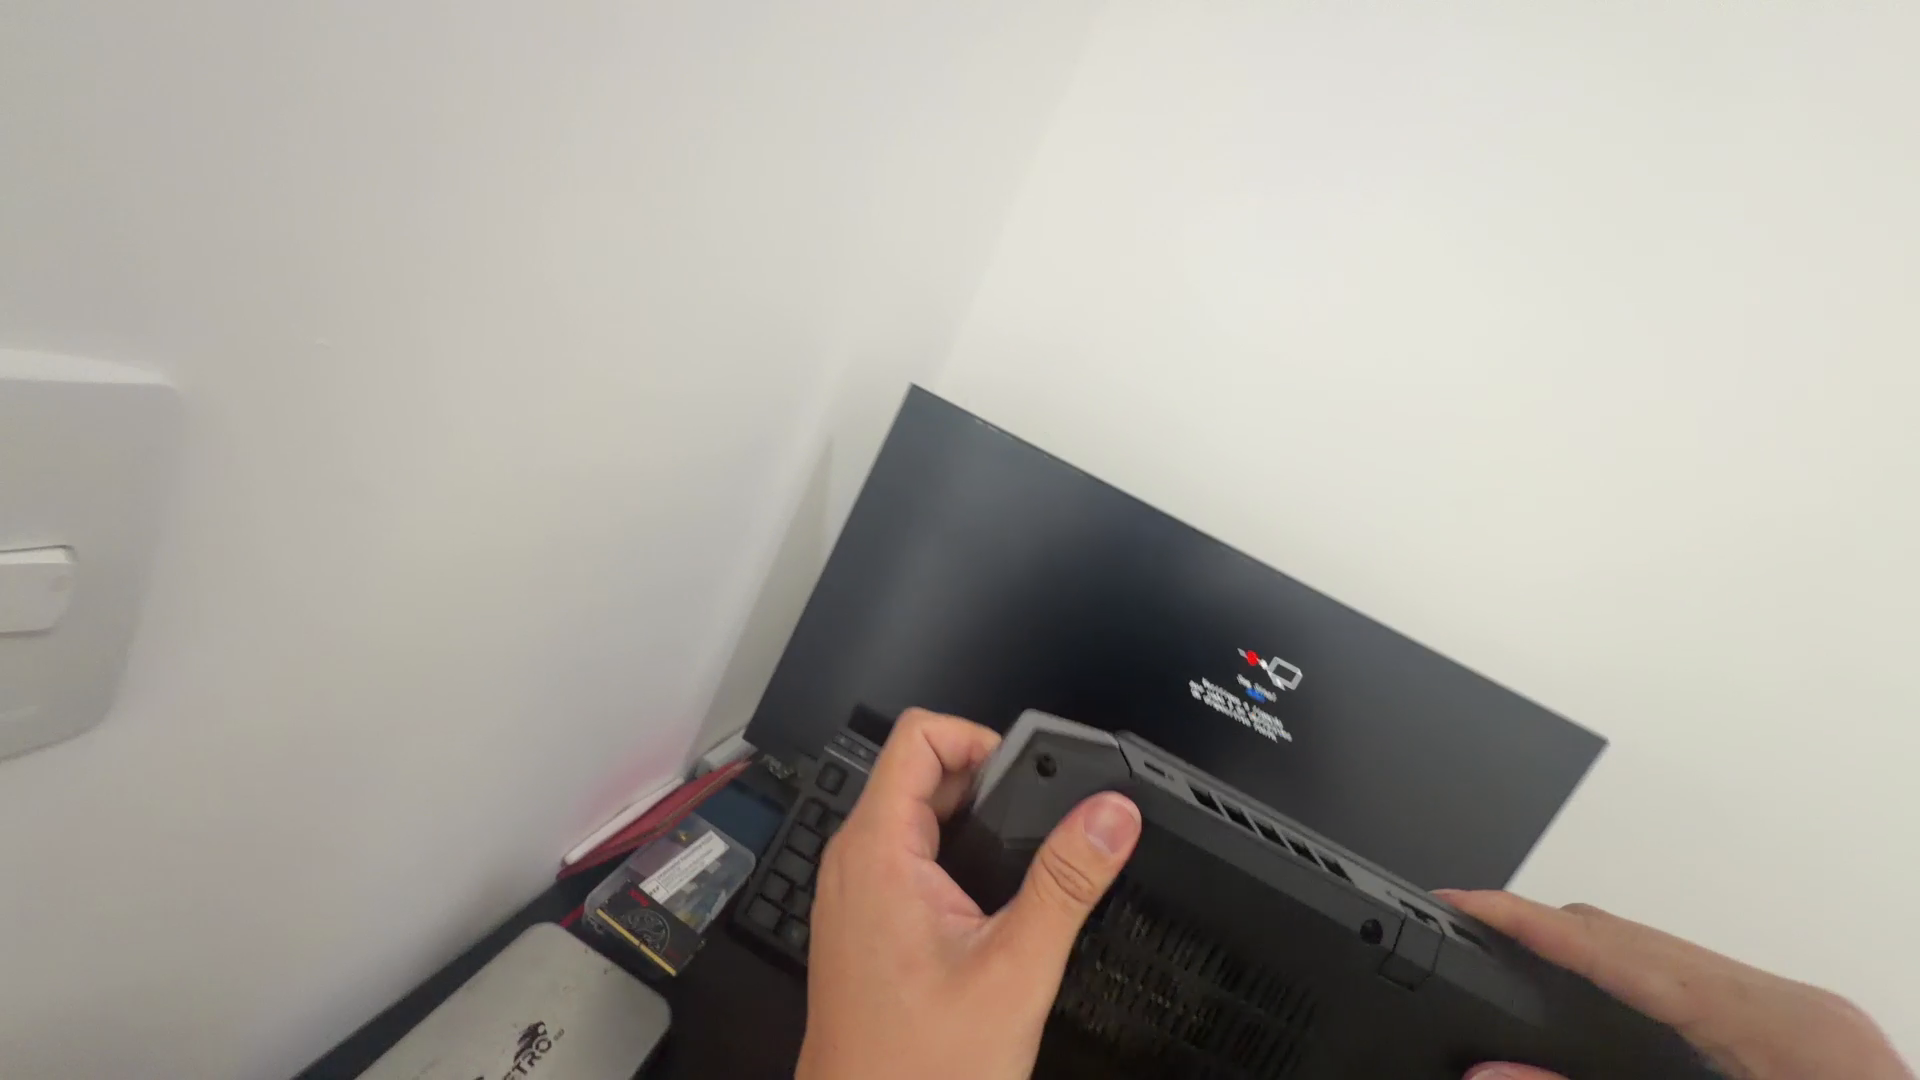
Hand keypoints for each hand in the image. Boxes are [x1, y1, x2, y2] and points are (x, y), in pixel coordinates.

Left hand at [797, 708, 1142, 1079]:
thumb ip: (1067, 882)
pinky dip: (946, 846)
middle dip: (981, 779)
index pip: (918, 735)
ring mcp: (852, 885)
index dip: (975, 736)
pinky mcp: (862, 911)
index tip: (1021, 771)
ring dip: (966, 814)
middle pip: (917, 766)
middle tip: (1031, 820)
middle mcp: (854, 857)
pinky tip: (982, 890)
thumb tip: (1110, 816)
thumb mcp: (1015, 968)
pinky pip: (903, 846)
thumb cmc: (918, 1069)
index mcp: (878, 849)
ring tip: (1015, 854)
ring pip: (911, 807)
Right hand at [1441, 890, 1913, 1079]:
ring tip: (1506, 950)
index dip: (1524, 919)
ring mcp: (1797, 1016)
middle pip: (1625, 934)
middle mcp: (1792, 1006)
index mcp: (1782, 1030)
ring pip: (1649, 947)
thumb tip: (1490, 1072)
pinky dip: (1613, 972)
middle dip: (1533, 926)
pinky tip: (1580, 988)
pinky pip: (1677, 973)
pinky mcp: (1793, 1032)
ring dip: (1571, 947)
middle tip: (1462, 927)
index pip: (1617, 948)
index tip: (1458, 903)